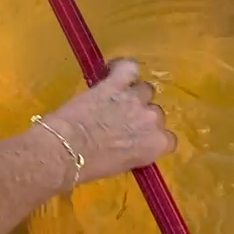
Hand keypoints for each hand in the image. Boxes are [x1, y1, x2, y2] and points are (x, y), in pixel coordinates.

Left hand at [41, 59, 177, 183]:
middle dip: (141, 116)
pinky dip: (122, 68)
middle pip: (155, 112)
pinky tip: (113, 71)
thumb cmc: (90, 166)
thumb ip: (135, 151)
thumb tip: (130, 144)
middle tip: (121, 121)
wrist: (66, 150)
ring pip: (144, 90)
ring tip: (115, 99)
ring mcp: (134, 98)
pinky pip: (128, 68)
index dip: (152, 136)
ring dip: (133, 94)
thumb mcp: (121, 165)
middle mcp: (151, 119)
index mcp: (156, 144)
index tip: (139, 138)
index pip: (167, 138)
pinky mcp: (114, 84)